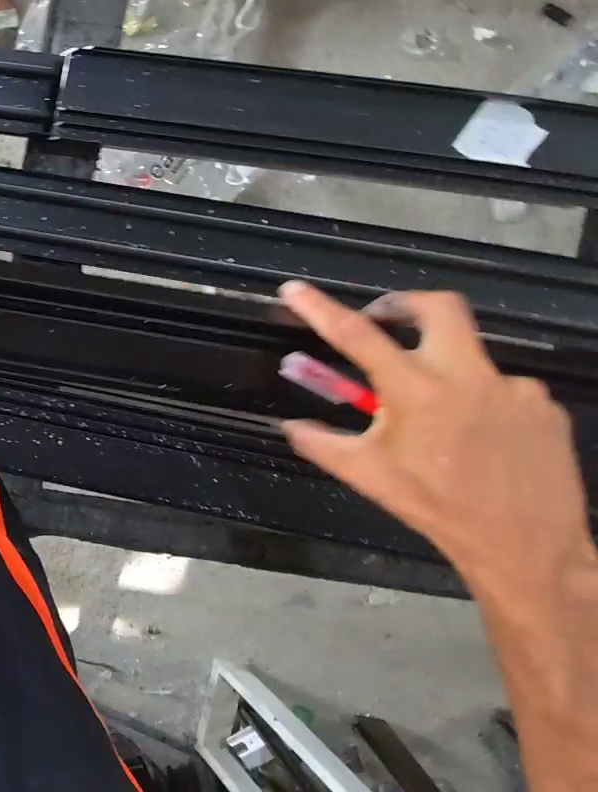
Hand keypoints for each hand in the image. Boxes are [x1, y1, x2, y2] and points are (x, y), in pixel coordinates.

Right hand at [279, 281, 594, 594]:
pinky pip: (502, 389)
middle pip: (440, 309)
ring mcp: (516, 391)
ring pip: (470, 358)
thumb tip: (291, 424)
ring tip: (433, 411)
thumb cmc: (434, 505)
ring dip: (442, 369)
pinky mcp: (544, 409)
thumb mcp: (362, 473)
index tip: (295, 289)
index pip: (356, 334)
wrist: (529, 547)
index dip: (319, 307)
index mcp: (417, 391)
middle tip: (382, 318)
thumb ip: (318, 440)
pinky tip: (472, 433)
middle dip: (404, 304)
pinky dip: (477, 399)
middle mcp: (469, 379)